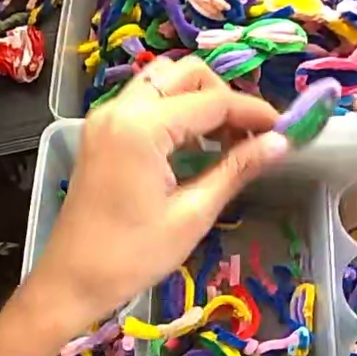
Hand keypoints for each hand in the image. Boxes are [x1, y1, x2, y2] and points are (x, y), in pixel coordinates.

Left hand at [28, 57, 288, 329]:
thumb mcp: (192, 214)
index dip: (253, 111)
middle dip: (224, 98)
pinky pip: (144, 103)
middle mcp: (120, 109)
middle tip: (249, 136)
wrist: (72, 280)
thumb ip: (236, 170)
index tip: (284, 129)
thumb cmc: (132, 256)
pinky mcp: (99, 133)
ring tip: (224, 141)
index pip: (212, 101)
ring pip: (162, 83)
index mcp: (142, 127)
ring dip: (198, 101)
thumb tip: (280, 143)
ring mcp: (105, 118)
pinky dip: (173, 112)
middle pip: (185, 75)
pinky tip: (192, 146)